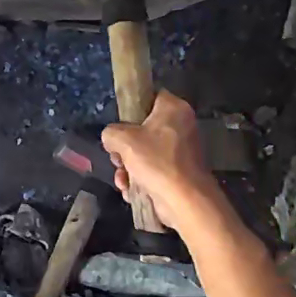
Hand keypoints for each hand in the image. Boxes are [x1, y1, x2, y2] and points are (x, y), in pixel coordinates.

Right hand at [101, 90, 229, 234]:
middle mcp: (181, 125)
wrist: (185, 200)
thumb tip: (112, 139)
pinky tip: (131, 190)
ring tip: (123, 180)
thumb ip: (111, 133)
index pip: (150, 96)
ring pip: (145, 152)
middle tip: (117, 158)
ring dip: (128, 167)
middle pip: (143, 128)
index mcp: (174, 108)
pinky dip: (141, 179)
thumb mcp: (124, 140)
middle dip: (124, 147)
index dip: (131, 109)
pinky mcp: (179, 171)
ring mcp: (182, 150)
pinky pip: (153, 169)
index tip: (118, 125)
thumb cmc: (156, 162)